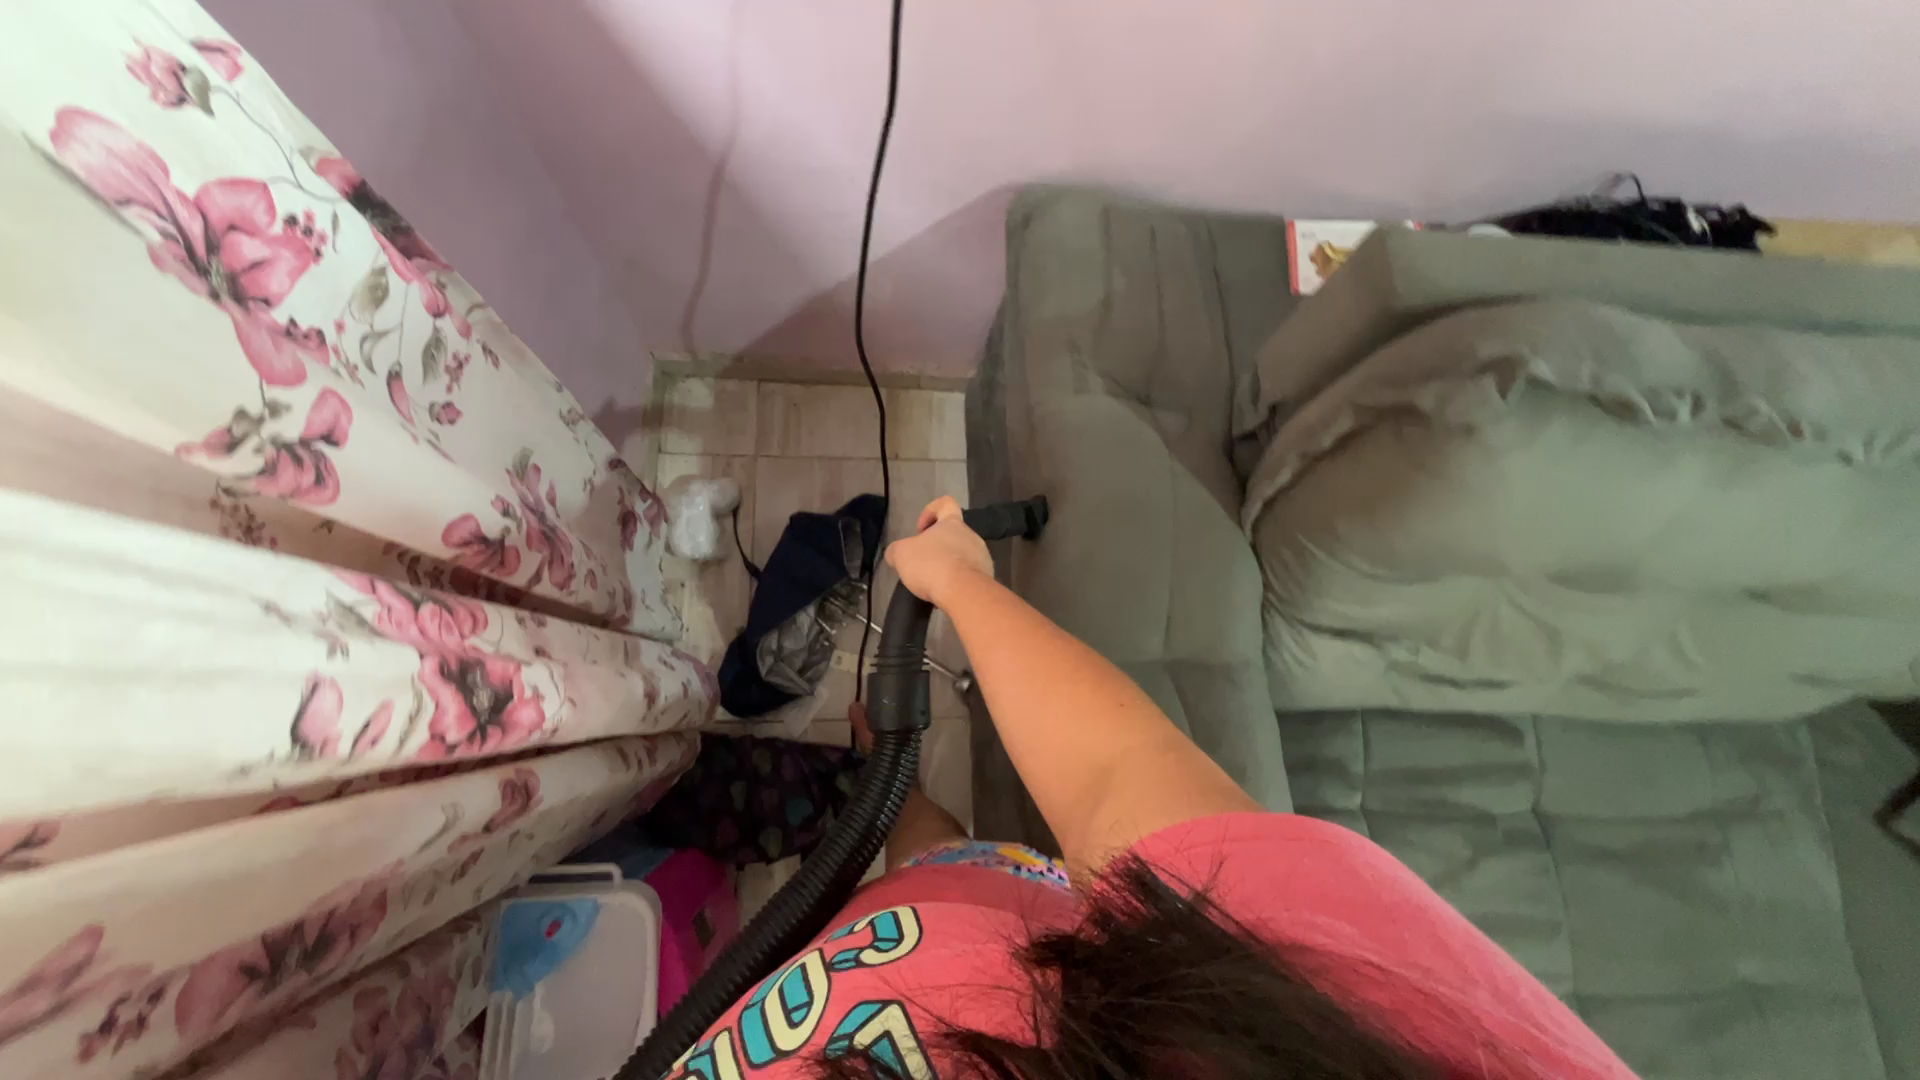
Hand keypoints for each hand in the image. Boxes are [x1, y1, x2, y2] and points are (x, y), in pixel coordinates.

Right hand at [885, 496, 992, 607]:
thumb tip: (895, 554)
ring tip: (933, 583)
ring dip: (947, 566)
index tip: (920, 530)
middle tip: (922, 563)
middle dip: (937, 548)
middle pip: (953, 534)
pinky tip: (945, 594)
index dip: (931, 511)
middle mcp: (971, 535)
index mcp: (952, 523)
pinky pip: (969, 576)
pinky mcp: (987, 577)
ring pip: (962, 556)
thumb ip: (897, 551)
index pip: (946, 503)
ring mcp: (982, 557)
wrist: (963, 592)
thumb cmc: (931, 564)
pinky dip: (956, 582)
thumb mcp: (901, 554)